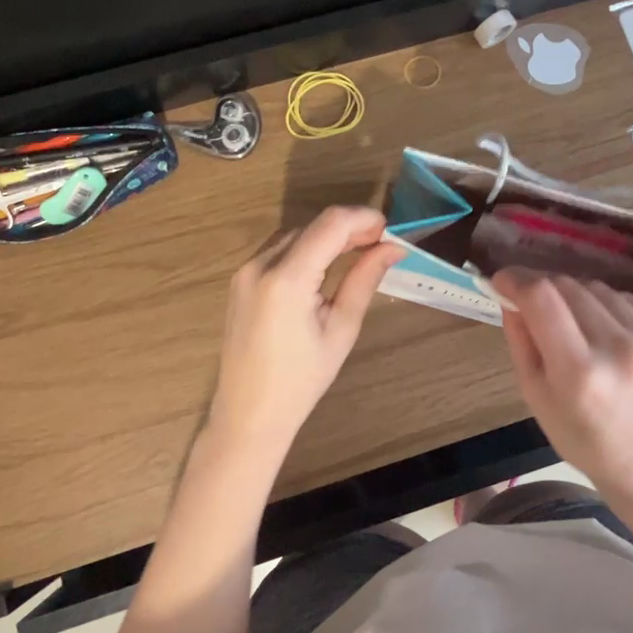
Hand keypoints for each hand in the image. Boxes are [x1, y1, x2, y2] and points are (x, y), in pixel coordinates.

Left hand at [210, 206, 404, 450]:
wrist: (248, 413)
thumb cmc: (301, 381)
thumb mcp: (340, 330)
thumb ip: (364, 280)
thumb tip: (393, 248)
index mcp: (286, 280)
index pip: (330, 225)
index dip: (363, 219)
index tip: (388, 231)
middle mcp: (259, 265)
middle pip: (311, 226)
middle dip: (348, 229)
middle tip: (379, 247)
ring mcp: (244, 271)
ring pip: (294, 234)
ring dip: (326, 237)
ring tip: (356, 256)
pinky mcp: (239, 281)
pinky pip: (277, 250)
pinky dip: (305, 249)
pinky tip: (323, 269)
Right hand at [492, 269, 632, 509]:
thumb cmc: (584, 439)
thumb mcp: (536, 397)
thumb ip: (520, 341)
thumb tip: (510, 295)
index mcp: (579, 371)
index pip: (542, 297)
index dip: (517, 280)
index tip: (503, 280)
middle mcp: (621, 349)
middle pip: (570, 286)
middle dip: (544, 288)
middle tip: (534, 303)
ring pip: (602, 289)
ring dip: (580, 299)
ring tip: (579, 328)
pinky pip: (632, 302)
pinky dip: (613, 310)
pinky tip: (612, 338)